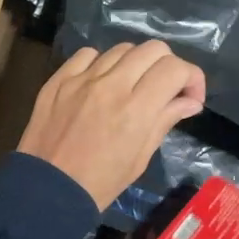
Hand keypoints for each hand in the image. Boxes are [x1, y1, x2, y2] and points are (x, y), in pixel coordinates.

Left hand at [18, 41, 206, 208]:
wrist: (46, 189)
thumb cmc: (100, 183)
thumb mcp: (140, 158)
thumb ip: (164, 121)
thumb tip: (190, 101)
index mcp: (136, 109)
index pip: (175, 68)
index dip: (192, 78)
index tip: (190, 97)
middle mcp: (111, 85)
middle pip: (153, 49)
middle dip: (168, 65)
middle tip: (165, 88)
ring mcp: (82, 79)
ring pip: (121, 48)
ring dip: (136, 63)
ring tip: (132, 86)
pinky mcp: (58, 79)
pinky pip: (87, 55)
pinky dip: (101, 63)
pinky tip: (101, 81)